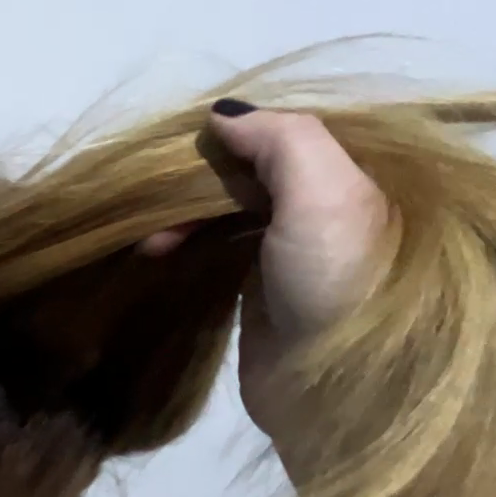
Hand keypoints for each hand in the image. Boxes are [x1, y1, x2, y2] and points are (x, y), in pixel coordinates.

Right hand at [144, 100, 390, 438]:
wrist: (338, 384)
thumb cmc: (337, 281)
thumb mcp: (326, 196)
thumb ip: (283, 143)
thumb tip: (219, 113)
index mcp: (346, 178)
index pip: (275, 137)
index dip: (225, 139)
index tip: (176, 155)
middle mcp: (316, 206)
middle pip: (240, 172)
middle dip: (189, 184)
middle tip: (151, 208)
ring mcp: (283, 247)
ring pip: (218, 208)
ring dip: (176, 216)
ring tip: (149, 243)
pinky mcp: (252, 283)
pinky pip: (208, 243)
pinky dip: (179, 243)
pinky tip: (156, 255)